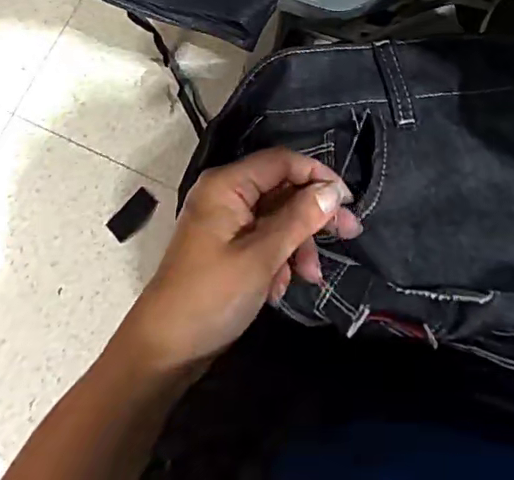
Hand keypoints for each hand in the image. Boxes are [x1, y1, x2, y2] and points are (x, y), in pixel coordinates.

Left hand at [111, 148, 363, 373]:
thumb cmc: (211, 297)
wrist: (164, 352)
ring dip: (299, 243)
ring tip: (312, 276)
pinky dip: (281, 258)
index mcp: (227, 185)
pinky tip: (282, 286)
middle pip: (282, 189)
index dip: (317, 175)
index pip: (281, 161)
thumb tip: (333, 190)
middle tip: (349, 232)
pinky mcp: (228, 247)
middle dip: (314, 213)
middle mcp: (226, 194)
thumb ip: (300, 218)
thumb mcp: (261, 257)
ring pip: (278, 216)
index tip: (347, 201)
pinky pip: (265, 238)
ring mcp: (226, 221)